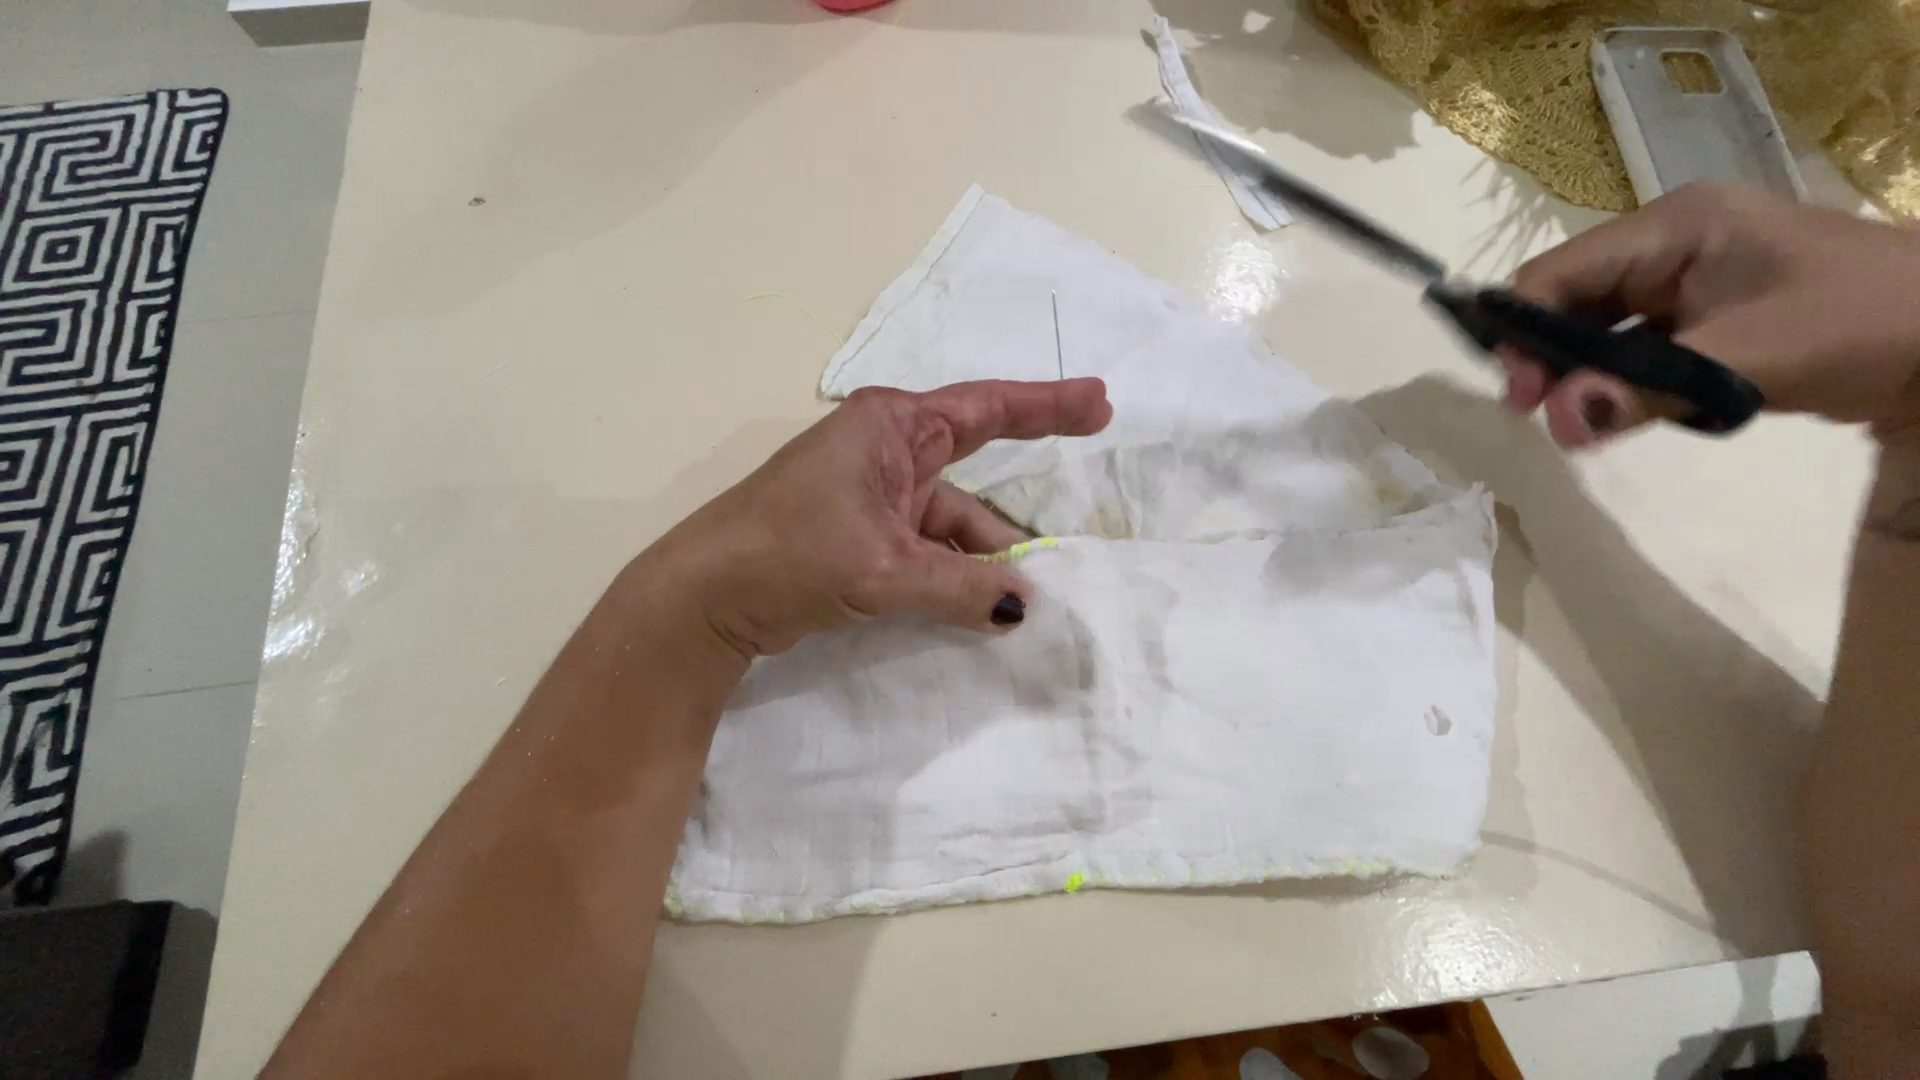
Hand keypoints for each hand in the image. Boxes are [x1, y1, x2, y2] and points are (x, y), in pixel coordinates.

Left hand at [638, 378, 1112, 658]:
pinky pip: (926, 551)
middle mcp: (887, 452)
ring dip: (979, 567)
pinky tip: (977, 611)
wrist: (706, 597)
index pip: (987, 409)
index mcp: (892, 427)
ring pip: (950, 528)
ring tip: (1016, 611)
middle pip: (973, 483)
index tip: (1100, 402)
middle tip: (1058, 564)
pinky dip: (952, 579)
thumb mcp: (885, 570)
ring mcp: (874, 496)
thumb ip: (961, 587)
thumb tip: (1024, 608)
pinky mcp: (862, 535)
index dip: (1047, 406)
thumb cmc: (791, 554)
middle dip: (1009, 530)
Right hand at [1502, 183, 1919, 447]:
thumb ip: (1645, 390)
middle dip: (1543, 355)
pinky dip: (1608, 375)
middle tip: (1539, 413)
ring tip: (1573, 415)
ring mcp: (1678, 274)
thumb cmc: (1866, 325)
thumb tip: (1558, 425)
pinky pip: (1622, 339)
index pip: (1556, 273)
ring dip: (1573, 370)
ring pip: (1588, 323)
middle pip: (1564, 298)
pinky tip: (1611, 402)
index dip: (1521, 331)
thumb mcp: (1751, 359)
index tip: (1521, 396)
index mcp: (1674, 226)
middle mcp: (1664, 241)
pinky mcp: (1691, 308)